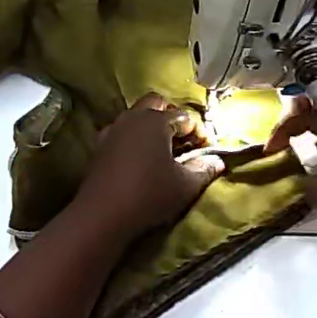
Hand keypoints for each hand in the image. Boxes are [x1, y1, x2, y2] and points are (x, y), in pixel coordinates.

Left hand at [72, 95, 225, 239]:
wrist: (102, 213)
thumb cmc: (149, 194)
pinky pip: (122, 132)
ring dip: (150, 127)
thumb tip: (216, 160)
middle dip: (171, 118)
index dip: (199, 132)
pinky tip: (140, 159)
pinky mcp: (100, 144)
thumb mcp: (185, 186)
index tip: (206, 151)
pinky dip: (133, 138)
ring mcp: (113, 129)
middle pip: (156, 104)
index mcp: (155, 120)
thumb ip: (203, 169)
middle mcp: (132, 117)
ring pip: (136, 116)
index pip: (184, 117)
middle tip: (183, 142)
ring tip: (163, 151)